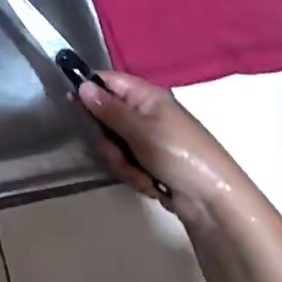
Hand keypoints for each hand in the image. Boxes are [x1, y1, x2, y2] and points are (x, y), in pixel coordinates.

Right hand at [79, 70, 248, 221]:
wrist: (213, 201)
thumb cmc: (178, 154)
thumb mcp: (140, 130)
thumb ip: (109, 109)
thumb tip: (83, 84)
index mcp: (147, 96)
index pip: (109, 80)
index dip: (89, 88)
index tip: (69, 101)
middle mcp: (146, 113)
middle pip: (107, 116)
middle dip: (109, 139)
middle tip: (118, 151)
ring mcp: (148, 140)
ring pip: (114, 144)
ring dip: (123, 162)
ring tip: (143, 174)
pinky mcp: (151, 164)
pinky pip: (127, 163)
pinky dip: (135, 176)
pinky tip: (151, 185)